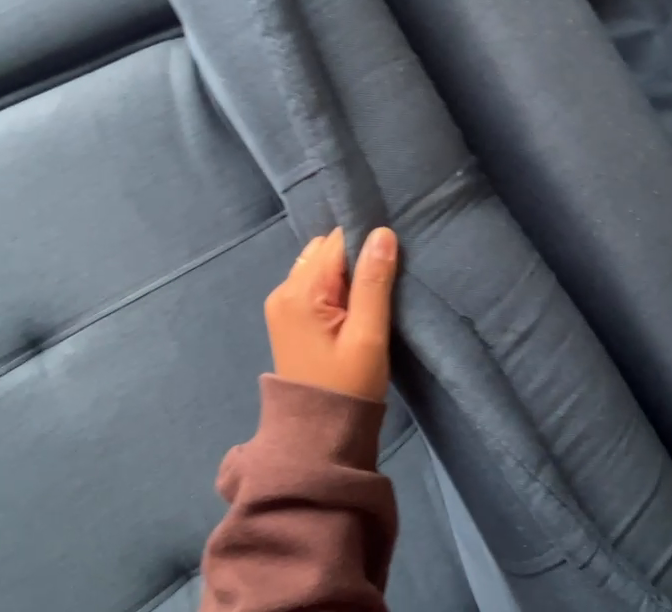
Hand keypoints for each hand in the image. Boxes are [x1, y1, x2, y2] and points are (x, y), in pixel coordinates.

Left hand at [264, 227, 399, 400]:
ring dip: (345, 274)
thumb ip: (373, 281)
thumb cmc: (348, 385)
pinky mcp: (287, 317)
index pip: (338, 242)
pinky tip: (352, 310)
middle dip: (355, 259)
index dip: (367, 247)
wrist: (317, 438)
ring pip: (321, 264)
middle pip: (327, 250)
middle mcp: (284, 290)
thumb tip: (382, 232)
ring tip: (368, 301)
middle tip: (380, 288)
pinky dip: (335, 287)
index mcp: (300, 292)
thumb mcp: (368, 334)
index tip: (390, 264)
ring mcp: (281, 304)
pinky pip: (314, 282)